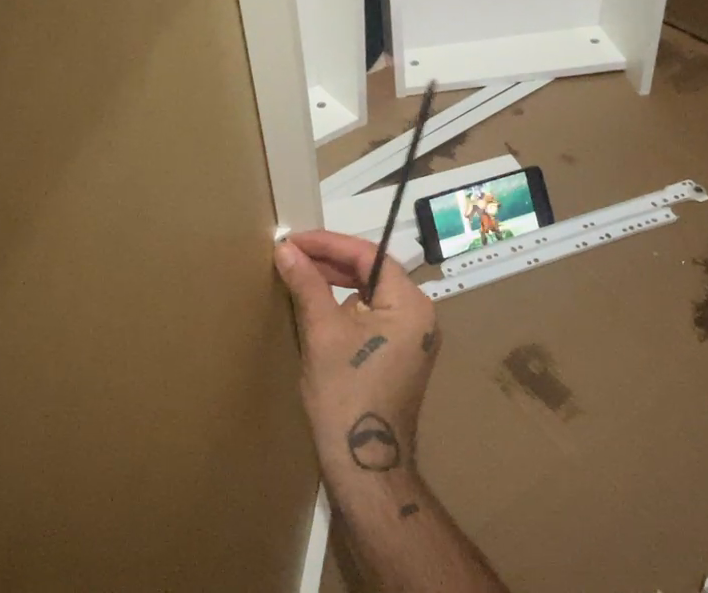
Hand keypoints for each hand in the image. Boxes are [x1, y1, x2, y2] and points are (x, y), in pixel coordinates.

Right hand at [273, 231, 439, 486]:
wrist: (364, 466)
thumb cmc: (345, 394)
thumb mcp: (322, 332)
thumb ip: (307, 284)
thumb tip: (286, 250)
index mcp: (410, 305)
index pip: (368, 255)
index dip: (328, 244)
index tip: (293, 241)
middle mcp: (420, 317)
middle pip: (373, 272)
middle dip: (331, 262)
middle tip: (291, 256)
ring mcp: (413, 339)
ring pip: (372, 294)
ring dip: (337, 283)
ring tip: (299, 275)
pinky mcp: (401, 357)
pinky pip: (373, 317)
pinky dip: (346, 307)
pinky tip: (318, 306)